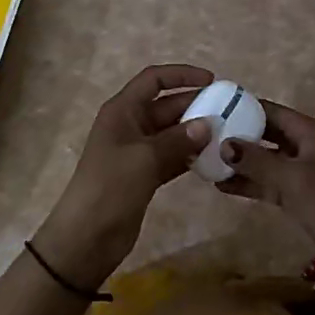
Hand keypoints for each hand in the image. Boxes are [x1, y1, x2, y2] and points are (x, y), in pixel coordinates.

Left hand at [32, 64, 213, 289]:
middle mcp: (130, 125)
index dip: (181, 75)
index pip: (153, 80)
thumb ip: (178, 140)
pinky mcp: (144, 175)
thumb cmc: (110, 187)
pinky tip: (212, 159)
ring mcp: (137, 151)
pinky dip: (189, 156)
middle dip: (194, 105)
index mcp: (122, 110)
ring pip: (171, 132)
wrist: (86, 239)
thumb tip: (208, 124)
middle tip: (228, 111)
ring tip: (226, 134)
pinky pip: (172, 156)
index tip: (211, 80)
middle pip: (166, 105)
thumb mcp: (144, 159)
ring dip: (195, 132)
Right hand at [216, 100, 314, 244]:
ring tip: (208, 160)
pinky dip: (248, 181)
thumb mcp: (289, 177)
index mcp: (309, 131)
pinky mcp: (295, 190)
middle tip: (207, 135)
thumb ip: (255, 160)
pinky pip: (267, 179)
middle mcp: (304, 143)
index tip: (215, 110)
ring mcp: (300, 168)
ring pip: (264, 157)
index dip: (244, 108)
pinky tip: (221, 185)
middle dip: (238, 135)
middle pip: (266, 132)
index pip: (271, 110)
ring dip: (240, 161)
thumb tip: (223, 145)